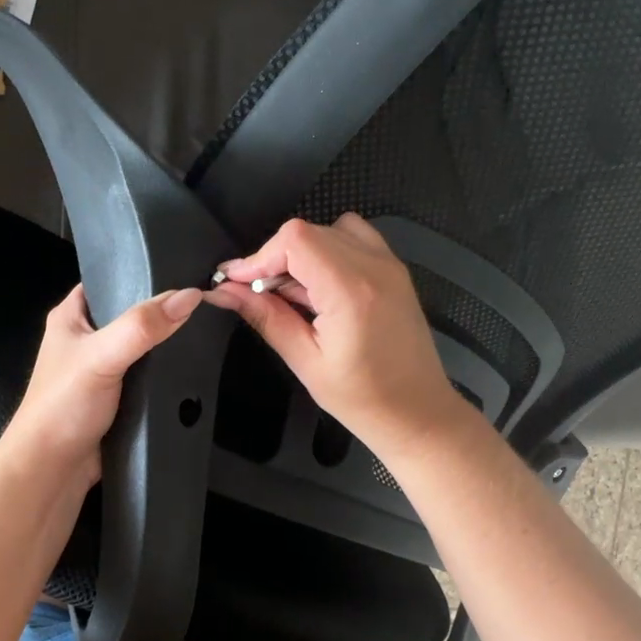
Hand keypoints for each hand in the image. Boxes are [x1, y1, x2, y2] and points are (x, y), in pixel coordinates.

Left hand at [2, 284, 203, 482]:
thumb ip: (142, 326)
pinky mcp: (117, 399)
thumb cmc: (63, 405)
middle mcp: (85, 339)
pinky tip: (191, 367)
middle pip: (131, 314)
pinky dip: (164, 376)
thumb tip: (189, 296)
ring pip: (142, 348)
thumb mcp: (102, 356)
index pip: (109, 279)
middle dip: (162, 311)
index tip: (184, 267)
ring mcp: (102, 371)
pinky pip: (146, 379)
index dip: (141, 271)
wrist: (52, 469)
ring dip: (166, 346)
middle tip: (205, 298)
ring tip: (207, 328)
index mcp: (70, 317)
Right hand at [204, 213, 466, 458]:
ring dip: (301, 254)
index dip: (258, 256)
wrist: (416, 411)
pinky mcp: (394, 270)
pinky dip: (327, 252)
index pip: (295, 240)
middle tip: (258, 295)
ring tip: (292, 294)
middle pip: (308, 231)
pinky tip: (319, 288)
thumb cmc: (361, 398)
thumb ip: (265, 318)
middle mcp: (374, 267)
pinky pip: (354, 238)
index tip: (235, 282)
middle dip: (274, 258)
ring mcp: (389, 264)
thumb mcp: (305, 361)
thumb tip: (224, 293)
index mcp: (351, 291)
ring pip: (329, 229)